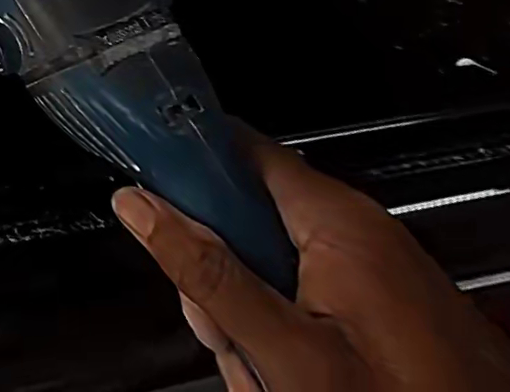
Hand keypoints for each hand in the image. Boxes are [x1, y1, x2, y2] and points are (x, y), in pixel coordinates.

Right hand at [112, 135, 509, 391]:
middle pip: (235, 211)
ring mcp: (365, 265)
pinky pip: (292, 284)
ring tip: (260, 362)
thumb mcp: (294, 353)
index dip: (180, 160)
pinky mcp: (373, 299)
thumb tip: (135, 205)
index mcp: (336, 219)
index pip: (230, 144)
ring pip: (257, 254)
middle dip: (209, 264)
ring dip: (238, 305)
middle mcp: (353, 229)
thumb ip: (207, 273)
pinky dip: (275, 322)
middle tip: (216, 320)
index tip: (148, 187)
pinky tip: (284, 366)